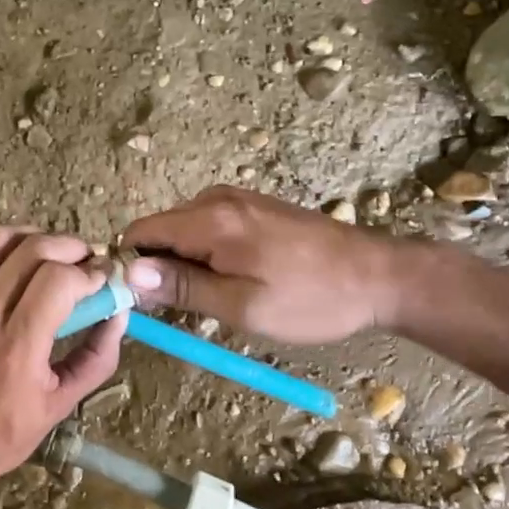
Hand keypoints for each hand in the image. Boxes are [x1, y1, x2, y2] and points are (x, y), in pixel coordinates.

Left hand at [0, 227, 126, 504]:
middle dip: (69, 247)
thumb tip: (119, 311)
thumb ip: (96, 357)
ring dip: (30, 235)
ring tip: (50, 251)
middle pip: (31, 251)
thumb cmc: (1, 434)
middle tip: (86, 260)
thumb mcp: (60, 405)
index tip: (104, 277)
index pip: (58, 281)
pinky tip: (4, 249)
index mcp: (17, 349)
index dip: (89, 271)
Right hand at [121, 185, 404, 344]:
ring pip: (183, 231)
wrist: (379, 276)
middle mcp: (216, 199)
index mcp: (210, 220)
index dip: (131, 267)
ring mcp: (236, 199)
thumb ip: (182, 288)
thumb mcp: (242, 306)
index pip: (140, 232)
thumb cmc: (310, 299)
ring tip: (219, 297)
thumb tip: (129, 276)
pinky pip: (207, 228)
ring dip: (186, 263)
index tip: (144, 303)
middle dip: (161, 267)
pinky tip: (235, 279)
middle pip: (160, 231)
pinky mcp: (253, 206)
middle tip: (189, 309)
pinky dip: (207, 253)